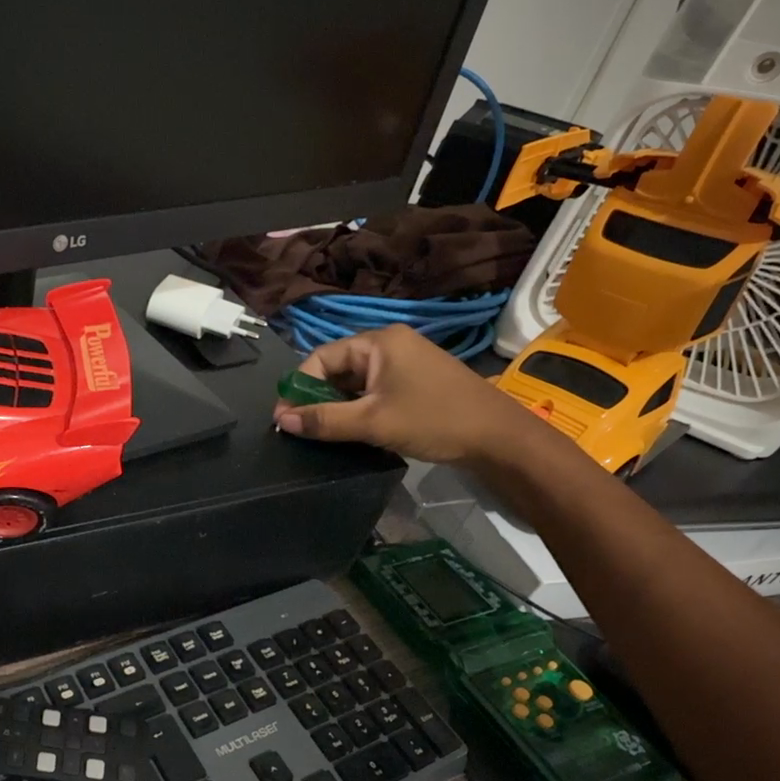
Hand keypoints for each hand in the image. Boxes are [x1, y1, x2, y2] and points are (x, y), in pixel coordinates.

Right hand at [271, 325, 546, 465]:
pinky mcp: (414, 383)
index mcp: (380, 342)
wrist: (498, 438)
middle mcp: (390, 345)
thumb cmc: (434, 420)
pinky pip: (373, 391)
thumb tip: (281, 420)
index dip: (298, 387)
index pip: (321, 357)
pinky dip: (357, 409)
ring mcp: (405, 363)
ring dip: (336, 407)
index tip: (284, 419)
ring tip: (323, 434)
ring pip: (354, 383)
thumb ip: (324, 420)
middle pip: (336, 368)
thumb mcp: (372, 422)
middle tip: (301, 429)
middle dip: (316, 397)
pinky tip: (351, 432)